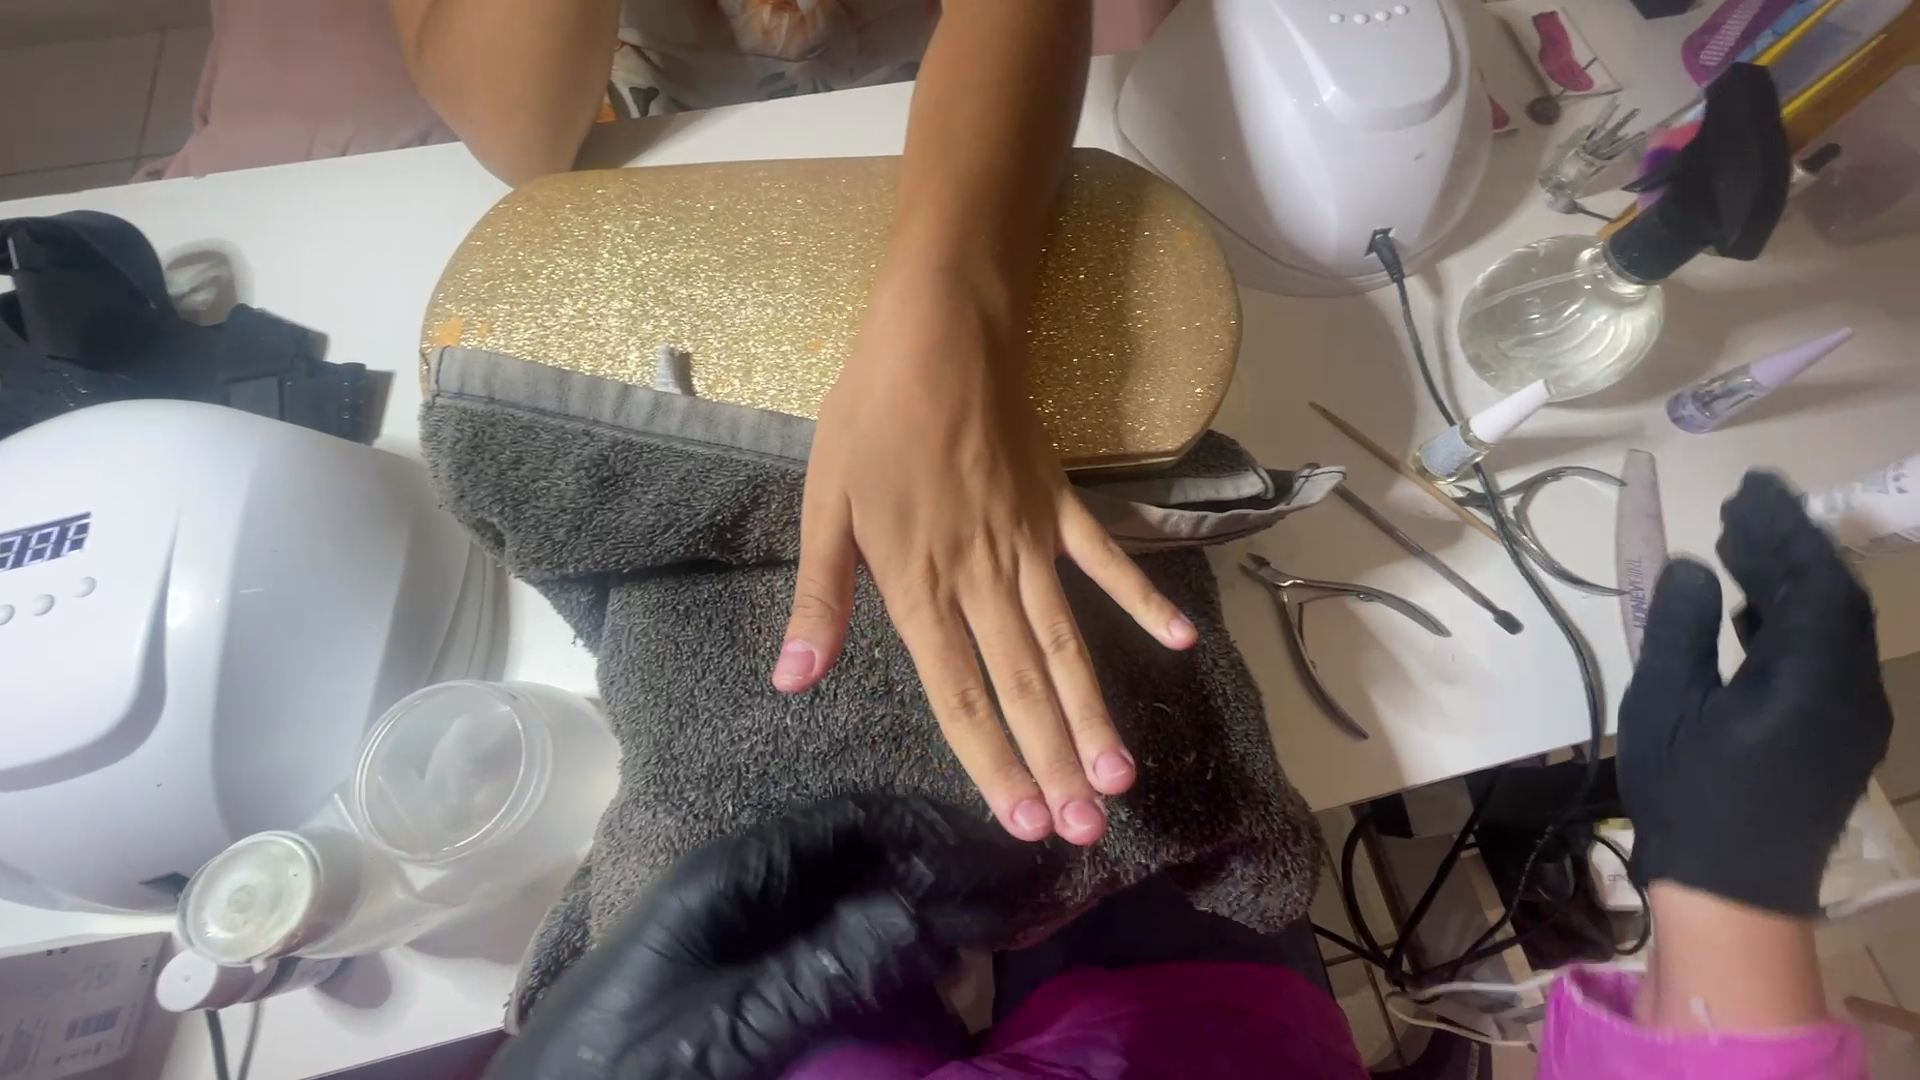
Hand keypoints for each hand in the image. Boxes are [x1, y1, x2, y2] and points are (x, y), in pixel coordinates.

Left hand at [483, 796, 1035, 1079]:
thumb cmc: (625, 1075)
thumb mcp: (732, 1028)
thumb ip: (831, 966)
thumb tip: (936, 908)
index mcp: (739, 869)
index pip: (855, 820)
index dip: (929, 835)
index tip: (993, 866)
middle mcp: (750, 880)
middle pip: (861, 852)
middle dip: (933, 870)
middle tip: (1006, 902)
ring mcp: (750, 925)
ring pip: (853, 896)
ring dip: (917, 909)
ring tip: (983, 932)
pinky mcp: (748, 969)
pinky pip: (833, 941)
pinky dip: (887, 948)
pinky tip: (926, 972)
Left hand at [775, 270, 1195, 845]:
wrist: (935, 336)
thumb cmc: (870, 419)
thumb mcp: (825, 504)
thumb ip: (821, 596)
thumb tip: (794, 679)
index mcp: (918, 582)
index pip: (958, 690)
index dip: (990, 759)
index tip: (1021, 819)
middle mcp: (981, 576)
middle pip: (1019, 682)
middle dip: (1051, 760)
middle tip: (1084, 831)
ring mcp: (1029, 541)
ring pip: (1065, 640)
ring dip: (1093, 710)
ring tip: (1120, 776)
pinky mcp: (1058, 507)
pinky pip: (1104, 559)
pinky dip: (1140, 598)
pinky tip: (1179, 640)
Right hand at [1619, 470, 1892, 915]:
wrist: (1730, 876)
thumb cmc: (1686, 786)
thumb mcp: (1664, 703)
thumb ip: (1678, 629)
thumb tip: (1689, 566)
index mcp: (1810, 680)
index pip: (1813, 584)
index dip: (1784, 531)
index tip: (1748, 489)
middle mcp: (1851, 689)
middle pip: (1830, 598)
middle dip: (1788, 544)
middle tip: (1743, 499)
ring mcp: (1849, 711)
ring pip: (1830, 625)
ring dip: (1786, 578)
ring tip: (1737, 540)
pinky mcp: (1834, 728)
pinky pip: (1822, 654)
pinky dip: (1786, 617)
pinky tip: (1748, 607)